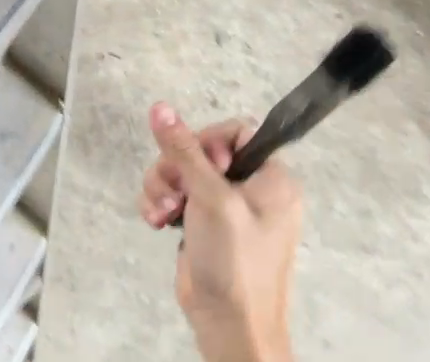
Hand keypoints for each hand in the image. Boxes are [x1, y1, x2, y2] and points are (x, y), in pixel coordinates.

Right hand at [137, 103, 300, 361]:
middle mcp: (251, 190)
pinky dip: (160, 203)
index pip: (238, 133)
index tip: (200, 164)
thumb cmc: (234, 259)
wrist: (229, 322)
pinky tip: (157, 221)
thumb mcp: (210, 198)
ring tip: (162, 212)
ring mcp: (225, 207)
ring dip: (162, 187)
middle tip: (173, 190)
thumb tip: (160, 107)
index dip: (210, 141)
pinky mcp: (202, 223)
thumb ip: (184, 150)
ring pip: (181, 172)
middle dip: (175, 167)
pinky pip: (174, 194)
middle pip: (200, 150)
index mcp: (272, 180)